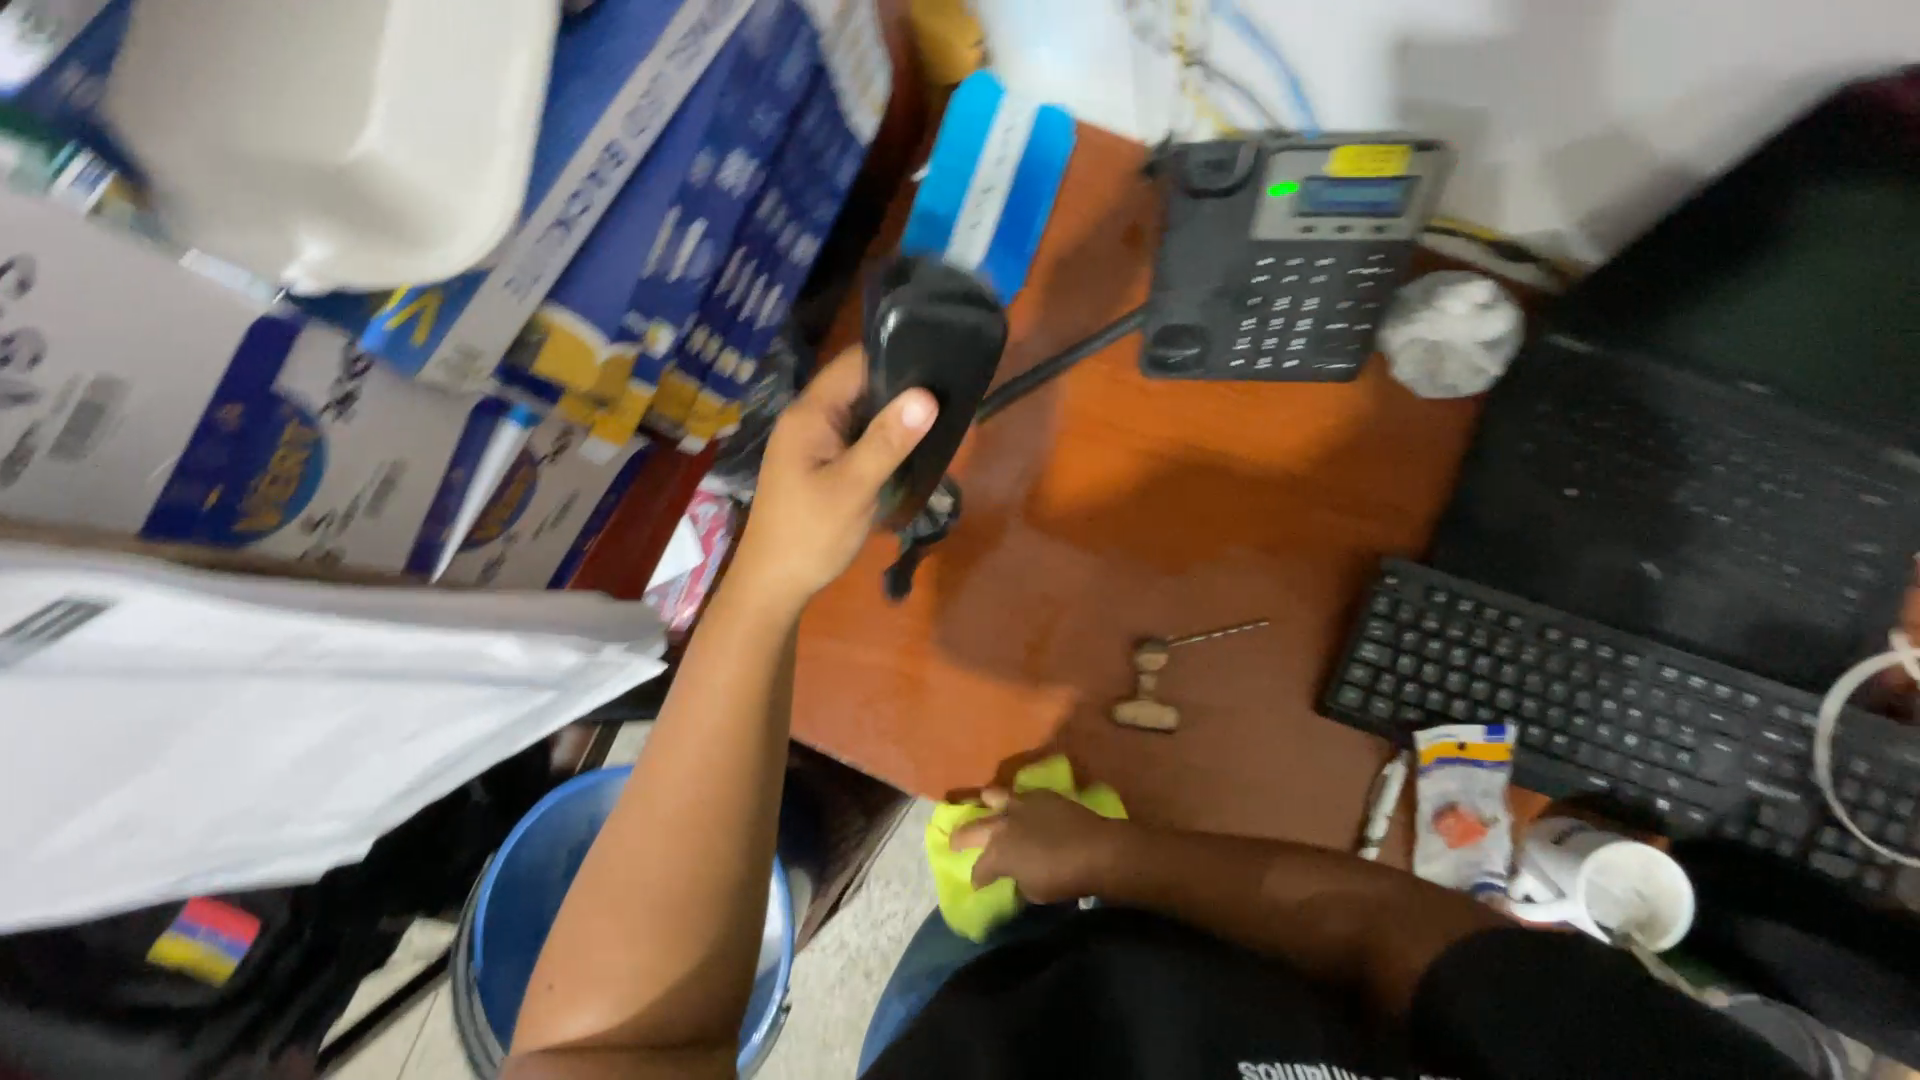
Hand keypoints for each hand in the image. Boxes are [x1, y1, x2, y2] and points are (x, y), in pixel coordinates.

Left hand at [730, 348, 937, 607]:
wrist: (773, 584)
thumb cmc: (810, 534)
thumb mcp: (854, 487)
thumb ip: (888, 440)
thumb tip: (926, 396)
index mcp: (809, 413)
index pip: (854, 363)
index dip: (895, 356)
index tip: (939, 362)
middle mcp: (808, 418)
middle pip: (858, 385)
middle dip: (900, 385)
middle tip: (950, 391)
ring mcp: (812, 442)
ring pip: (860, 412)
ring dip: (893, 414)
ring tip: (941, 414)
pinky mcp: (819, 463)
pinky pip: (855, 437)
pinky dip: (881, 438)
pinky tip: (911, 446)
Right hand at [950, 789, 1131, 903]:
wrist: (1095, 850)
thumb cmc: (1062, 879)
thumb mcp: (1034, 892)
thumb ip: (1018, 882)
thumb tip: (1015, 877)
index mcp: (997, 853)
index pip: (978, 870)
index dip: (977, 879)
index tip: (978, 885)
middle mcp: (1002, 825)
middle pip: (971, 830)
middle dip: (960, 838)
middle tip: (954, 843)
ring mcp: (1021, 805)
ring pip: (993, 796)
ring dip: (986, 804)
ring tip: (983, 805)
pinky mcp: (1041, 795)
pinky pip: (1022, 794)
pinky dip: (1017, 801)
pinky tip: (1021, 806)